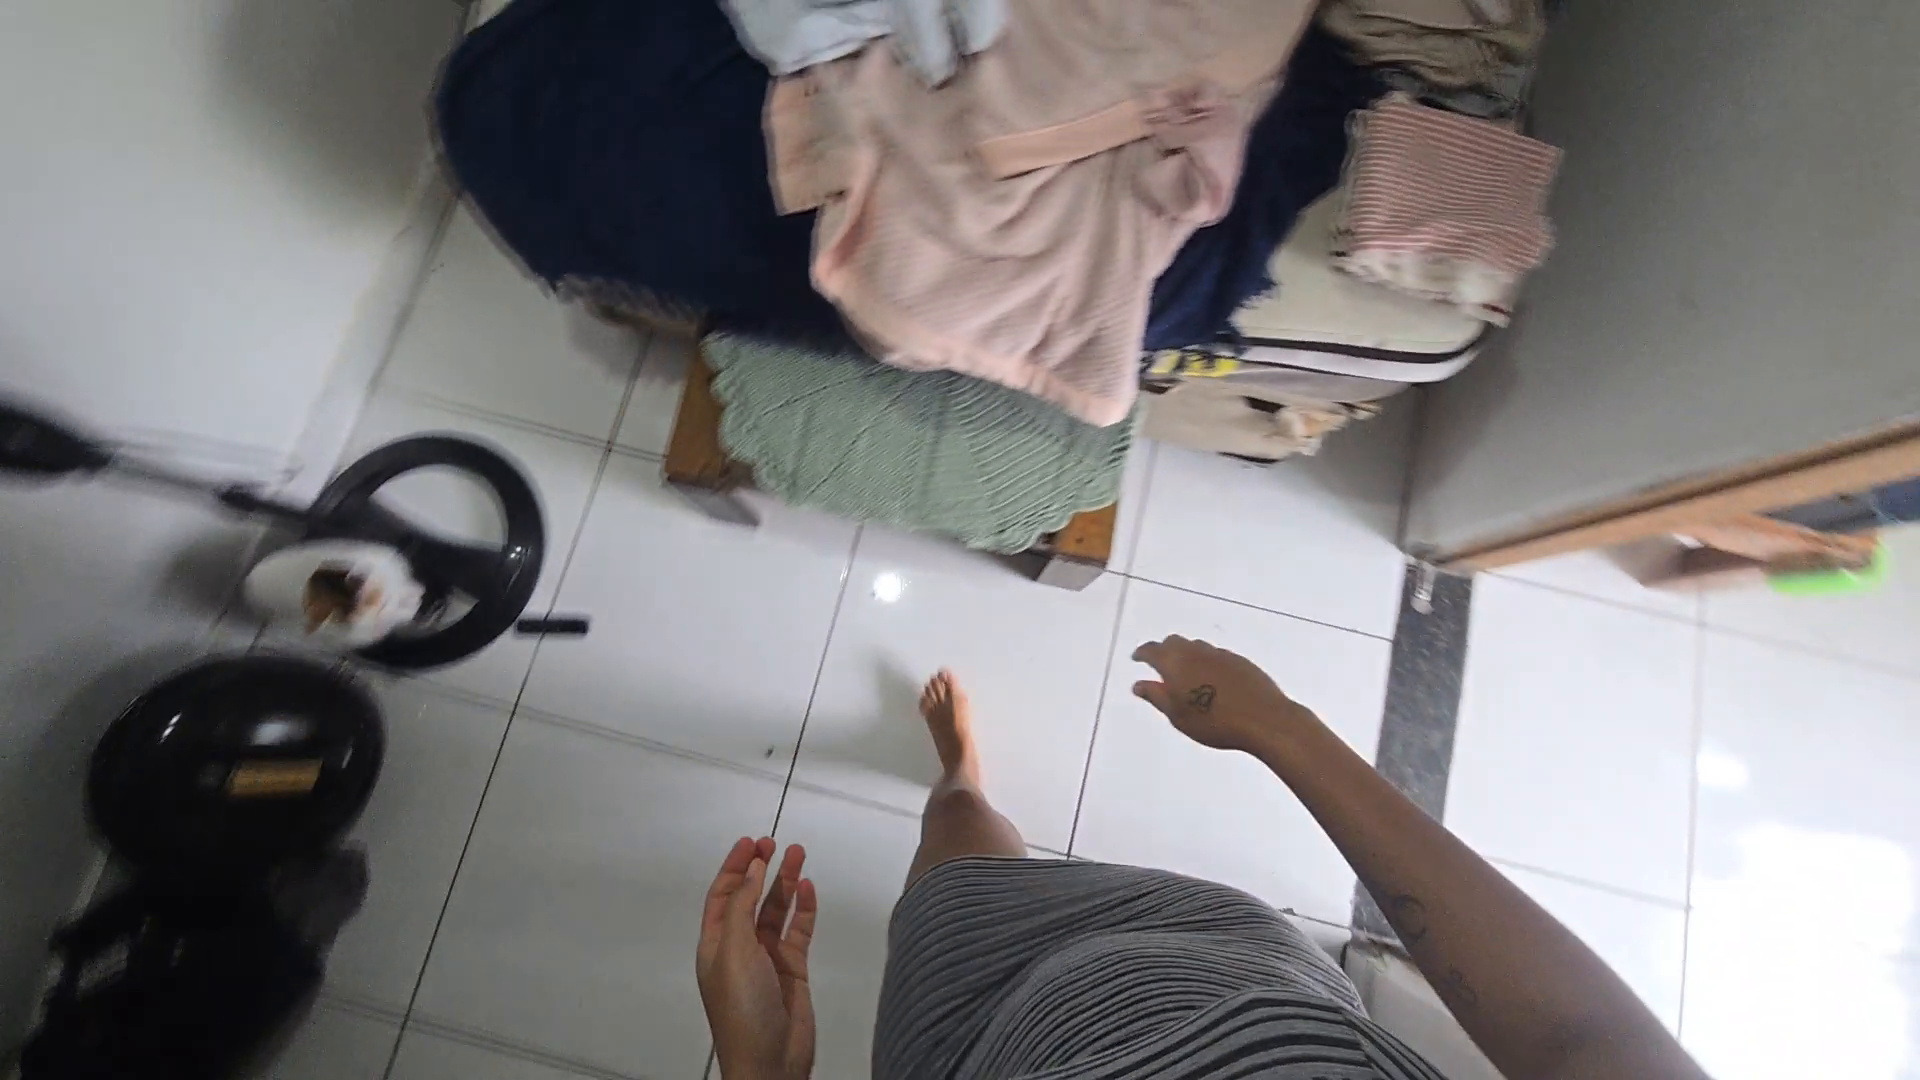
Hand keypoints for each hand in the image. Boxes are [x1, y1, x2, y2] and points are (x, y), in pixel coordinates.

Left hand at [697, 837, 816, 1079]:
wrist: (770, 1064)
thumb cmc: (742, 1007)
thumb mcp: (734, 953)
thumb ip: (742, 907)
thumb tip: (752, 869)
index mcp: (716, 946)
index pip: (722, 896)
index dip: (734, 867)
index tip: (750, 842)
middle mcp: (740, 947)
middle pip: (749, 898)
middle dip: (760, 869)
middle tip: (773, 842)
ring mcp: (768, 957)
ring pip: (776, 909)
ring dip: (785, 881)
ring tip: (799, 854)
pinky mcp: (793, 967)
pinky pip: (799, 929)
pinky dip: (804, 907)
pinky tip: (808, 888)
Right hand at [1131, 635, 1316, 755]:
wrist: (1264, 720)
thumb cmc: (1214, 721)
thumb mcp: (1177, 715)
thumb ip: (1156, 696)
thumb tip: (1138, 685)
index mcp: (1175, 662)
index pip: (1152, 650)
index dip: (1142, 653)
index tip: (1137, 658)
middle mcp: (1196, 651)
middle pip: (1174, 642)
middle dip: (1164, 650)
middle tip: (1160, 667)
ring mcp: (1220, 654)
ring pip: (1197, 646)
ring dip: (1187, 655)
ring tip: (1187, 675)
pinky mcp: (1240, 661)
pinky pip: (1216, 655)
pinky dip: (1207, 663)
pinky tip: (1213, 682)